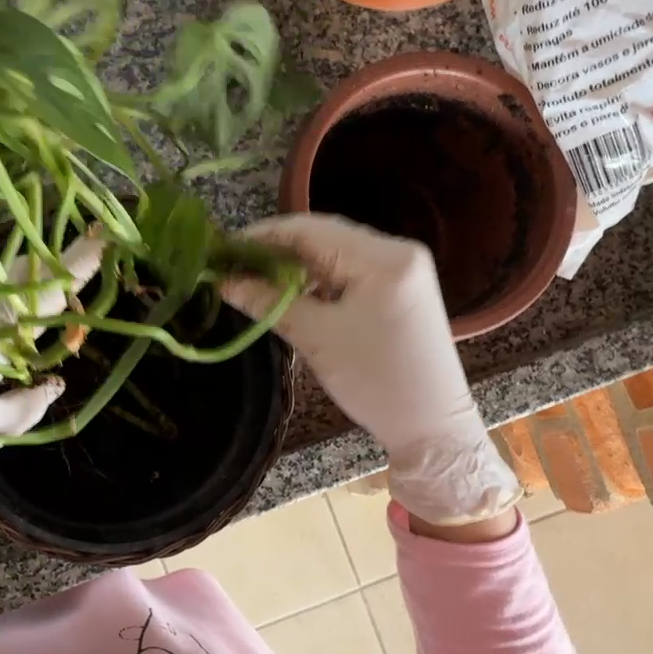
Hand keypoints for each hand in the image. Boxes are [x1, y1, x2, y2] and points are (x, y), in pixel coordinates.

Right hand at [222, 213, 519, 526]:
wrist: (430, 423)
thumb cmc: (374, 381)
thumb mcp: (315, 338)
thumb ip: (268, 302)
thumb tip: (224, 282)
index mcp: (382, 258)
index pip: (310, 230)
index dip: (262, 236)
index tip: (222, 249)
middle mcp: (397, 251)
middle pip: (324, 236)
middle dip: (276, 248)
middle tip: (232, 265)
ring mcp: (402, 269)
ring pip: (336, 253)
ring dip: (295, 264)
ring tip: (254, 278)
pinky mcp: (400, 289)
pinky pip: (350, 271)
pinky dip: (317, 278)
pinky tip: (291, 290)